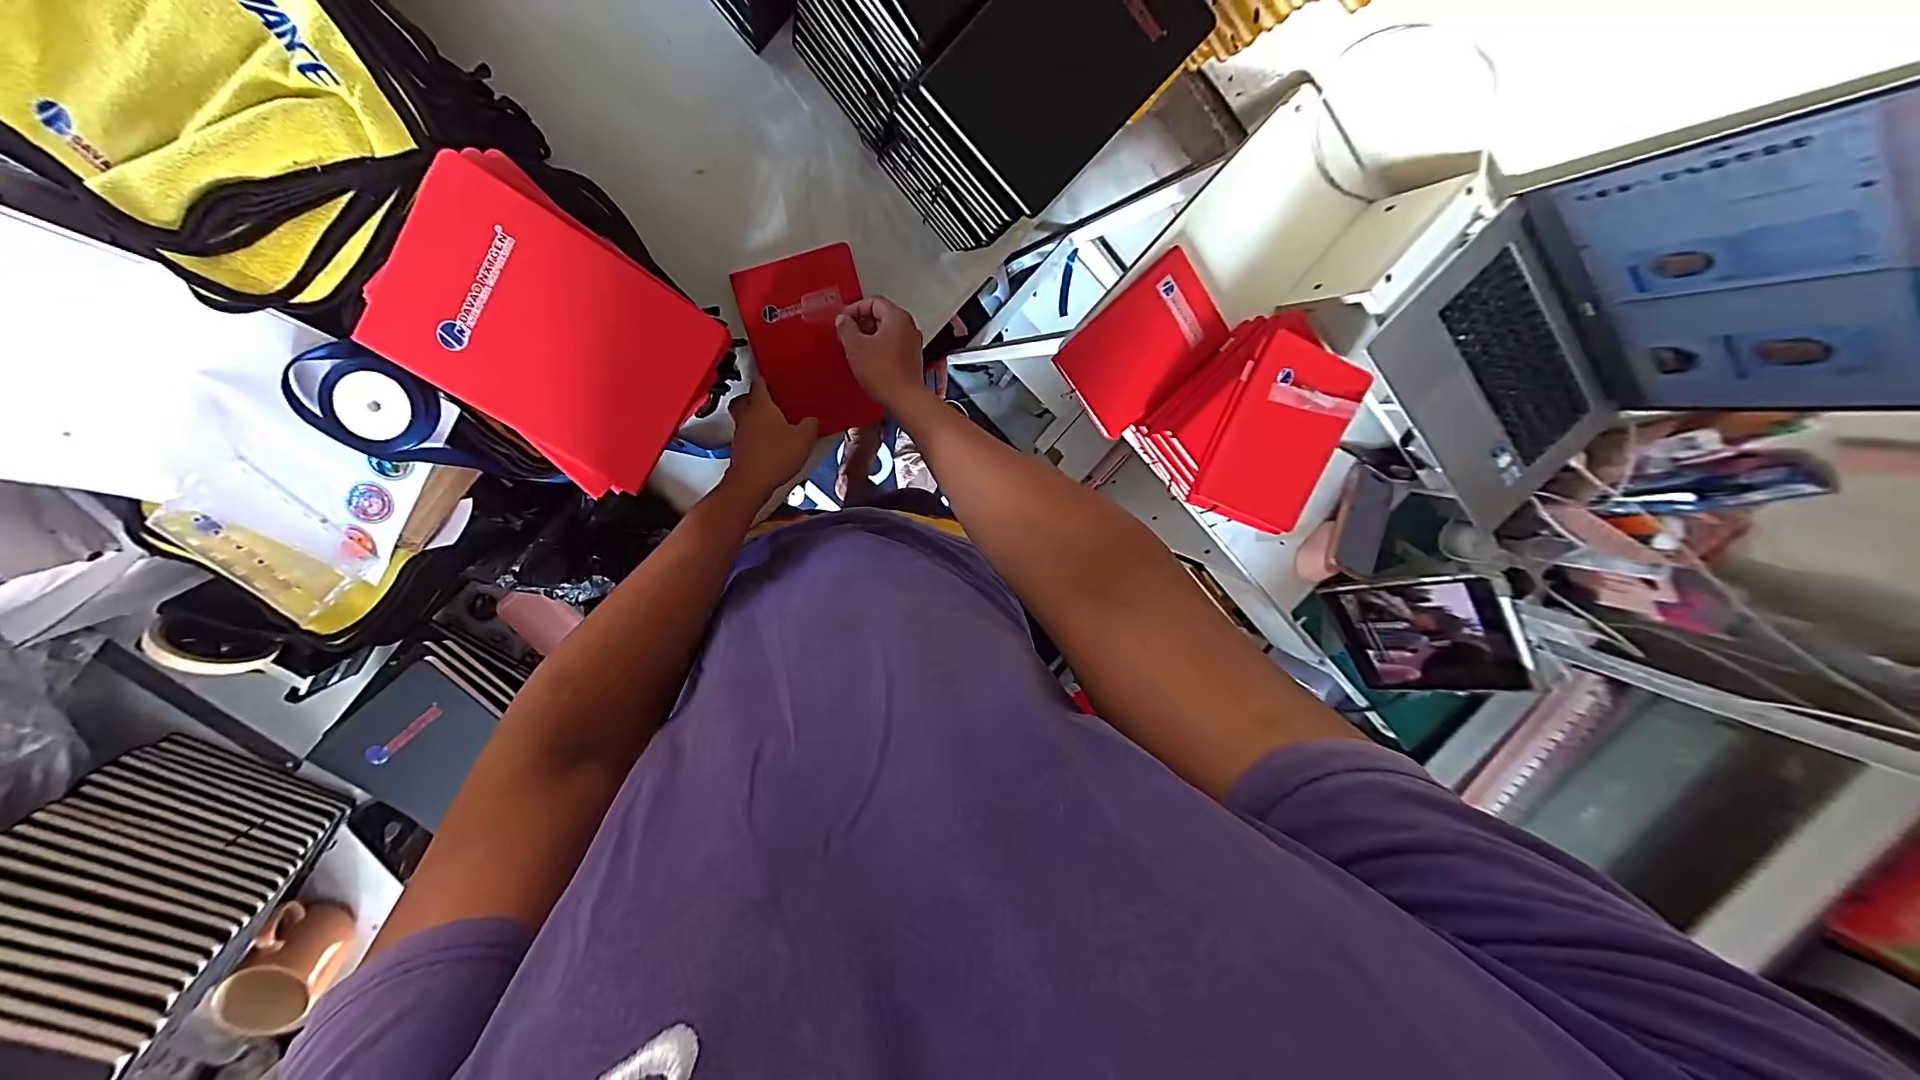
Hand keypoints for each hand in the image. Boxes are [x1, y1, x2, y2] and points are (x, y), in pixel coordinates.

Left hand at [723, 378, 819, 497]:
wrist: (752, 482)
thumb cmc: (774, 456)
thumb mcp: (804, 438)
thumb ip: (810, 425)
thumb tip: (811, 421)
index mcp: (761, 405)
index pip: (759, 383)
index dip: (765, 380)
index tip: (770, 379)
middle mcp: (746, 416)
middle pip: (744, 399)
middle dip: (753, 398)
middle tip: (765, 400)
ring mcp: (740, 434)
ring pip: (744, 419)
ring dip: (754, 419)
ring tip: (772, 424)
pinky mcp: (739, 451)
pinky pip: (747, 437)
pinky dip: (755, 438)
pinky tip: (769, 445)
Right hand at [837, 297, 932, 413]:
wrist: (903, 398)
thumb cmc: (884, 372)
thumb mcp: (855, 346)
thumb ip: (846, 328)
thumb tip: (843, 321)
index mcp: (897, 317)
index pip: (873, 302)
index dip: (854, 309)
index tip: (843, 320)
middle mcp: (909, 328)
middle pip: (881, 316)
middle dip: (861, 324)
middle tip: (847, 334)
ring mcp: (912, 344)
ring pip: (886, 333)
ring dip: (869, 338)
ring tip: (855, 349)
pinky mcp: (911, 360)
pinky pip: (892, 348)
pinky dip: (879, 350)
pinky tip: (868, 362)